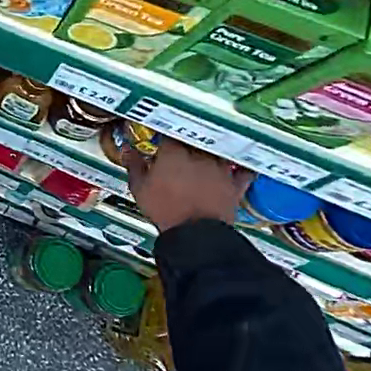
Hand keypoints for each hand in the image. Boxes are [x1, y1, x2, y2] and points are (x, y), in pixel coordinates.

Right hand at [124, 141, 253, 232]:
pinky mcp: (234, 185)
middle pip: (194, 140)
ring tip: (204, 156)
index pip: (168, 135)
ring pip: (217, 151)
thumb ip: (134, 166)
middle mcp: (198, 156)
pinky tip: (237, 168)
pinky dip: (240, 170)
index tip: (160, 141)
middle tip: (181, 149)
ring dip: (211, 153)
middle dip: (187, 143)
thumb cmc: (166, 211)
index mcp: (173, 154)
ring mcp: (218, 170)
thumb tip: (128, 152)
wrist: (195, 235)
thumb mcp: (140, 189)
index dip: (164, 137)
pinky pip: (242, 172)